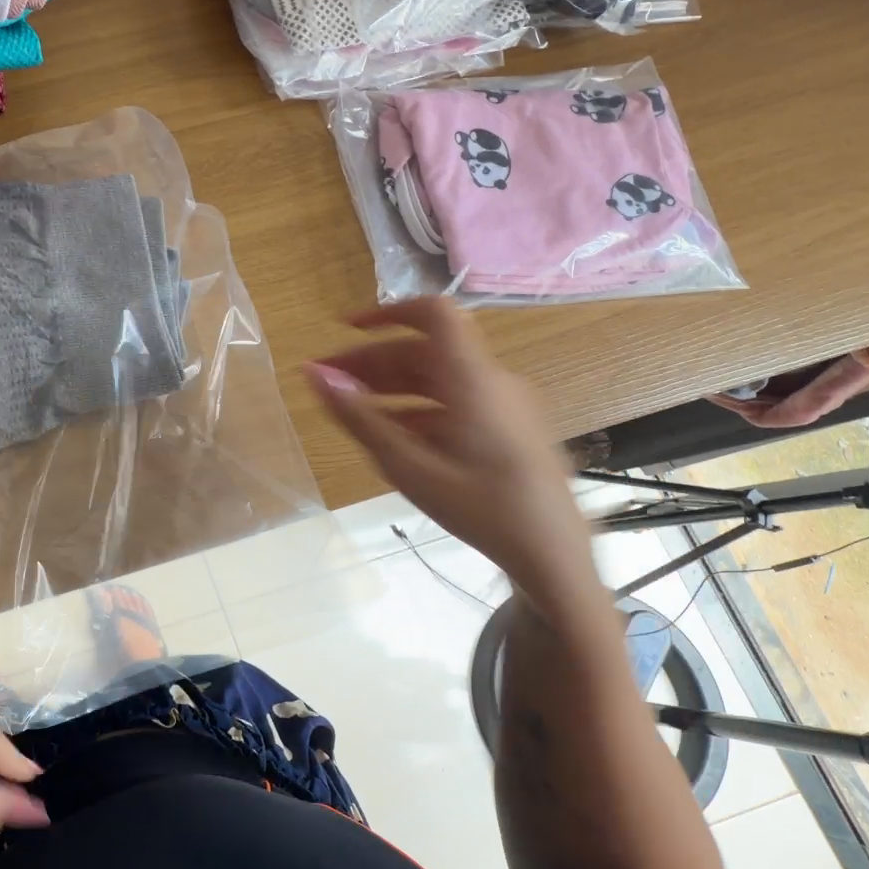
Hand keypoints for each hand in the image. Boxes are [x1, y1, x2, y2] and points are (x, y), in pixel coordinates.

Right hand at [304, 298, 594, 602]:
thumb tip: (314, 374)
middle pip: (425, 350)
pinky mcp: (508, 427)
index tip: (343, 329)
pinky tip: (391, 437)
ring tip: (351, 411)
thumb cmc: (481, 509)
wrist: (554, 556)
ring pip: (438, 377)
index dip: (386, 312)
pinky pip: (454, 401)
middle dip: (371, 360)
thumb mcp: (408, 466)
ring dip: (390, 385)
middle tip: (327, 383)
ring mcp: (504, 405)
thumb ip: (358, 417)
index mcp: (473, 380)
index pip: (433, 314)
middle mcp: (491, 381)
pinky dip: (415, 407)